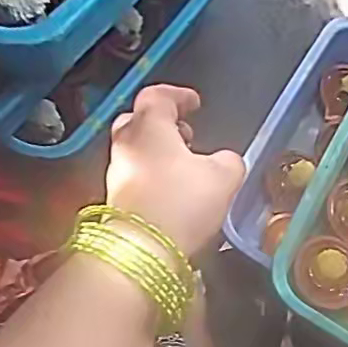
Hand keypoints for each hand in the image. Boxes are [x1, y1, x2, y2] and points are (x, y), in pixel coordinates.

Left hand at [105, 85, 245, 259]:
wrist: (143, 251)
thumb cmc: (183, 203)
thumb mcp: (223, 179)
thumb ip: (230, 162)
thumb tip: (227, 161)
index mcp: (150, 126)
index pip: (159, 96)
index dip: (179, 96)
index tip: (195, 103)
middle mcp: (126, 145)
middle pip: (140, 122)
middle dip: (163, 125)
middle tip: (185, 136)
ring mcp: (117, 175)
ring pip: (137, 153)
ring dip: (159, 156)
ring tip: (184, 170)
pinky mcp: (117, 204)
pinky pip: (137, 181)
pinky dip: (154, 180)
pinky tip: (173, 196)